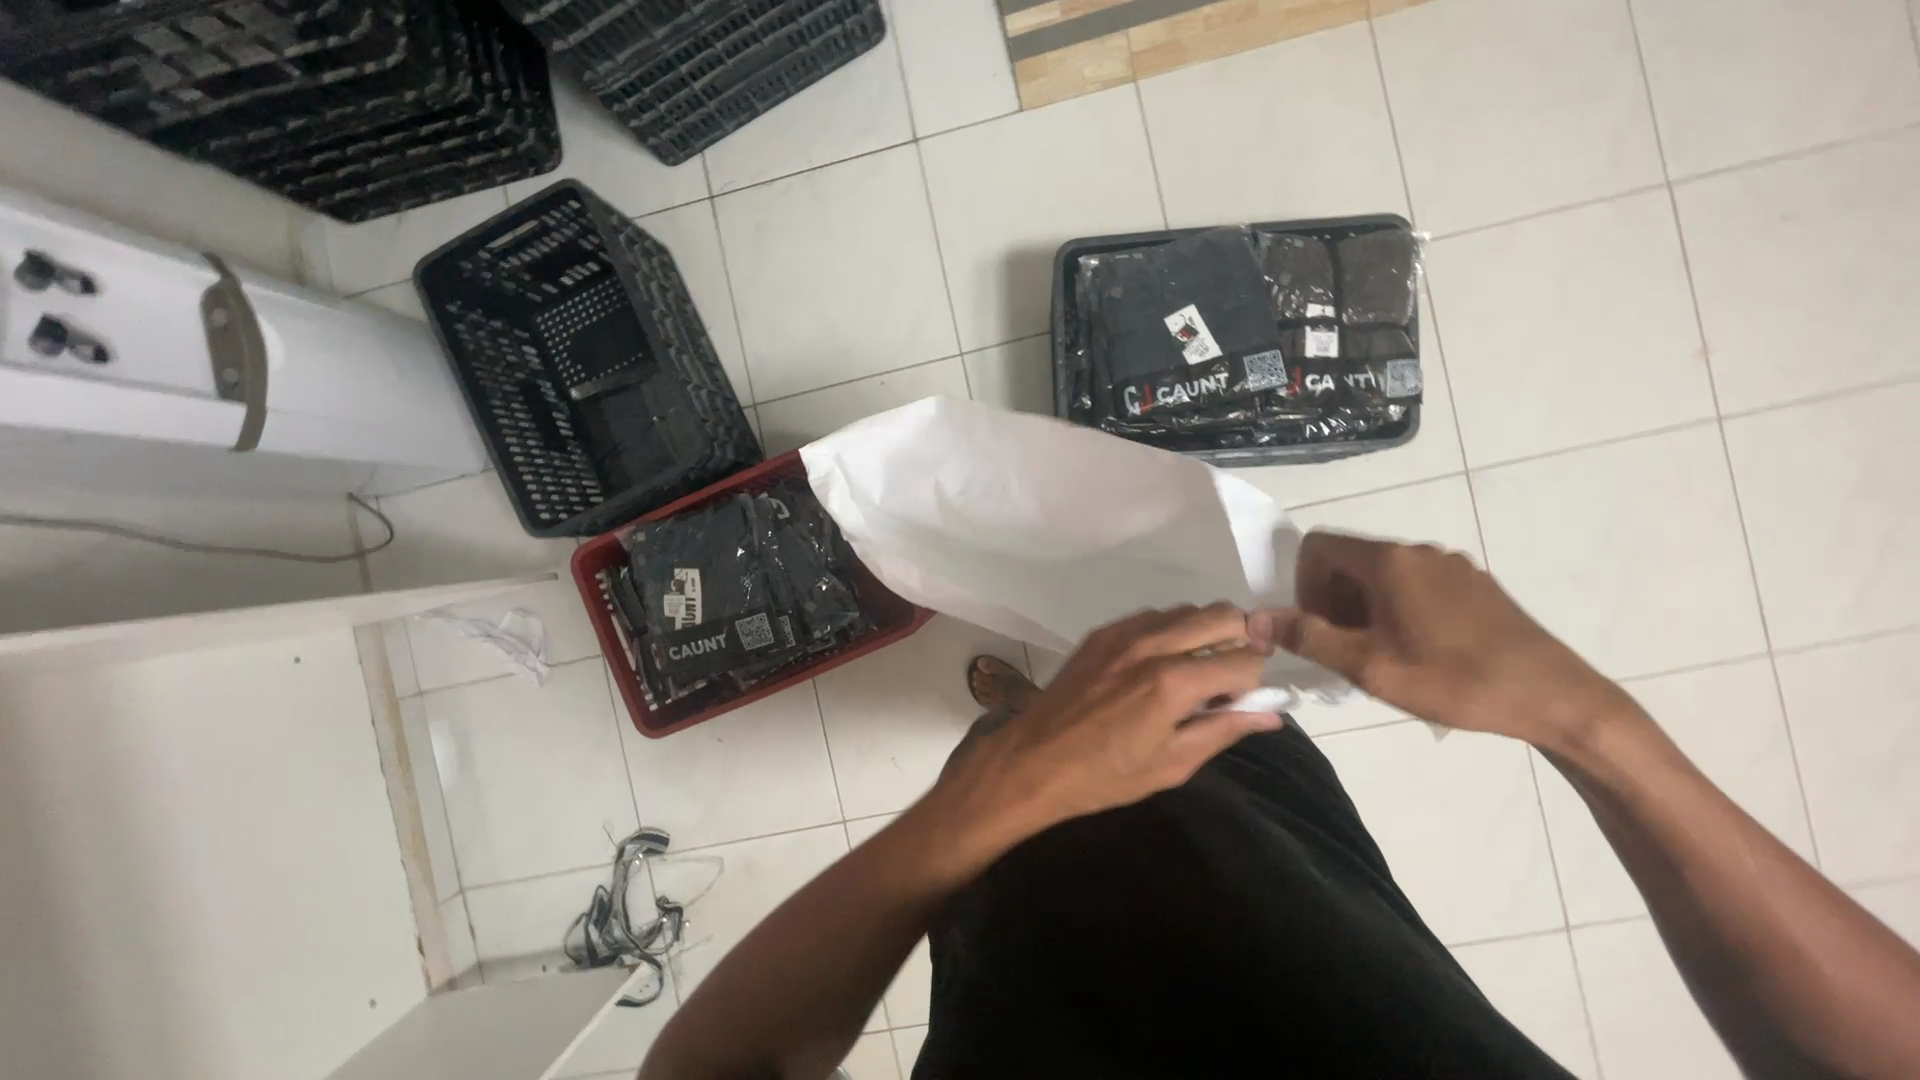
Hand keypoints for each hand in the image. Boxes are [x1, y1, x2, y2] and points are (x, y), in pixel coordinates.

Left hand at [935, 603, 1283, 839]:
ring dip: (1204, 633)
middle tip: (1230, 675)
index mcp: (1173, 682)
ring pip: (1187, 611)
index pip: (1245, 660)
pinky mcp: (1101, 633)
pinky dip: (1168, 631)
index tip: (1241, 702)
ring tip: (1193, 671)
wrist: (1032, 760)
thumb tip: (1271, 714)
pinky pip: (1152, 616)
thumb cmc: (1105, 775)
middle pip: (1223, 615)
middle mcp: (1152, 644)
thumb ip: (1223, 730)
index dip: (1253, 683)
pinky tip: (1157, 663)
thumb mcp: (1172, 764)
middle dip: (1240, 640)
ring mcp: (1123, 633)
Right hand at [1268, 531, 1635, 750]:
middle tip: (1344, 649)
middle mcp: (1419, 551)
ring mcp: (1453, 566)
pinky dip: (1398, 609)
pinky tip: (1420, 652)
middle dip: (1331, 600)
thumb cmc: (1454, 680)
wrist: (1556, 698)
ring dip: (1364, 608)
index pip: (1317, 546)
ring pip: (1384, 574)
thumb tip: (1253, 618)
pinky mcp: (1477, 585)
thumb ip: (1307, 637)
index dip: (1302, 584)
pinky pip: (1417, 585)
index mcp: (1389, 561)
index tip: (1315, 628)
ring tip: (1381, 656)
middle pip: (1350, 560)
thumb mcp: (1368, 666)